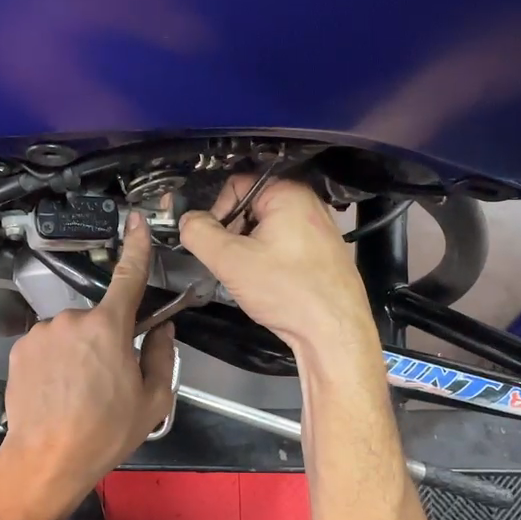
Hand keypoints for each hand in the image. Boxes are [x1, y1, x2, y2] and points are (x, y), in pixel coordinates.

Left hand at [0, 213, 176, 516]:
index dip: (137, 246)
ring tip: (78, 394)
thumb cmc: (105, 432)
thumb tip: (161, 330)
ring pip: (70, 334)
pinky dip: (54, 362)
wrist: (47, 458)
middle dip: (105, 341)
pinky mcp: (20, 348)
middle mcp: (72, 319)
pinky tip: (56, 392)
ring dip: (77, 353)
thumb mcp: (152, 400)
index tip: (135, 221)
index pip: (129, 276)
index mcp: (109, 326)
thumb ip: (161, 355)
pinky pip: (47, 347)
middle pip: (98, 320)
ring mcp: (42, 333)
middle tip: (107, 383)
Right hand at [179, 176, 378, 361]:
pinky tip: (269, 285)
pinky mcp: (321, 253)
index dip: (217, 213)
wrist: (334, 333)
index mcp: (289, 193)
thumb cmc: (288, 292)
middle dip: (234, 235)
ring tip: (251, 278)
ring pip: (265, 230)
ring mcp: (318, 229)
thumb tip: (187, 221)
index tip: (216, 244)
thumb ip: (199, 234)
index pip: (235, 186)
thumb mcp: (230, 261)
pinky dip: (268, 261)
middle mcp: (308, 204)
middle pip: (250, 208)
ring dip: (249, 251)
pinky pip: (282, 246)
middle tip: (232, 264)